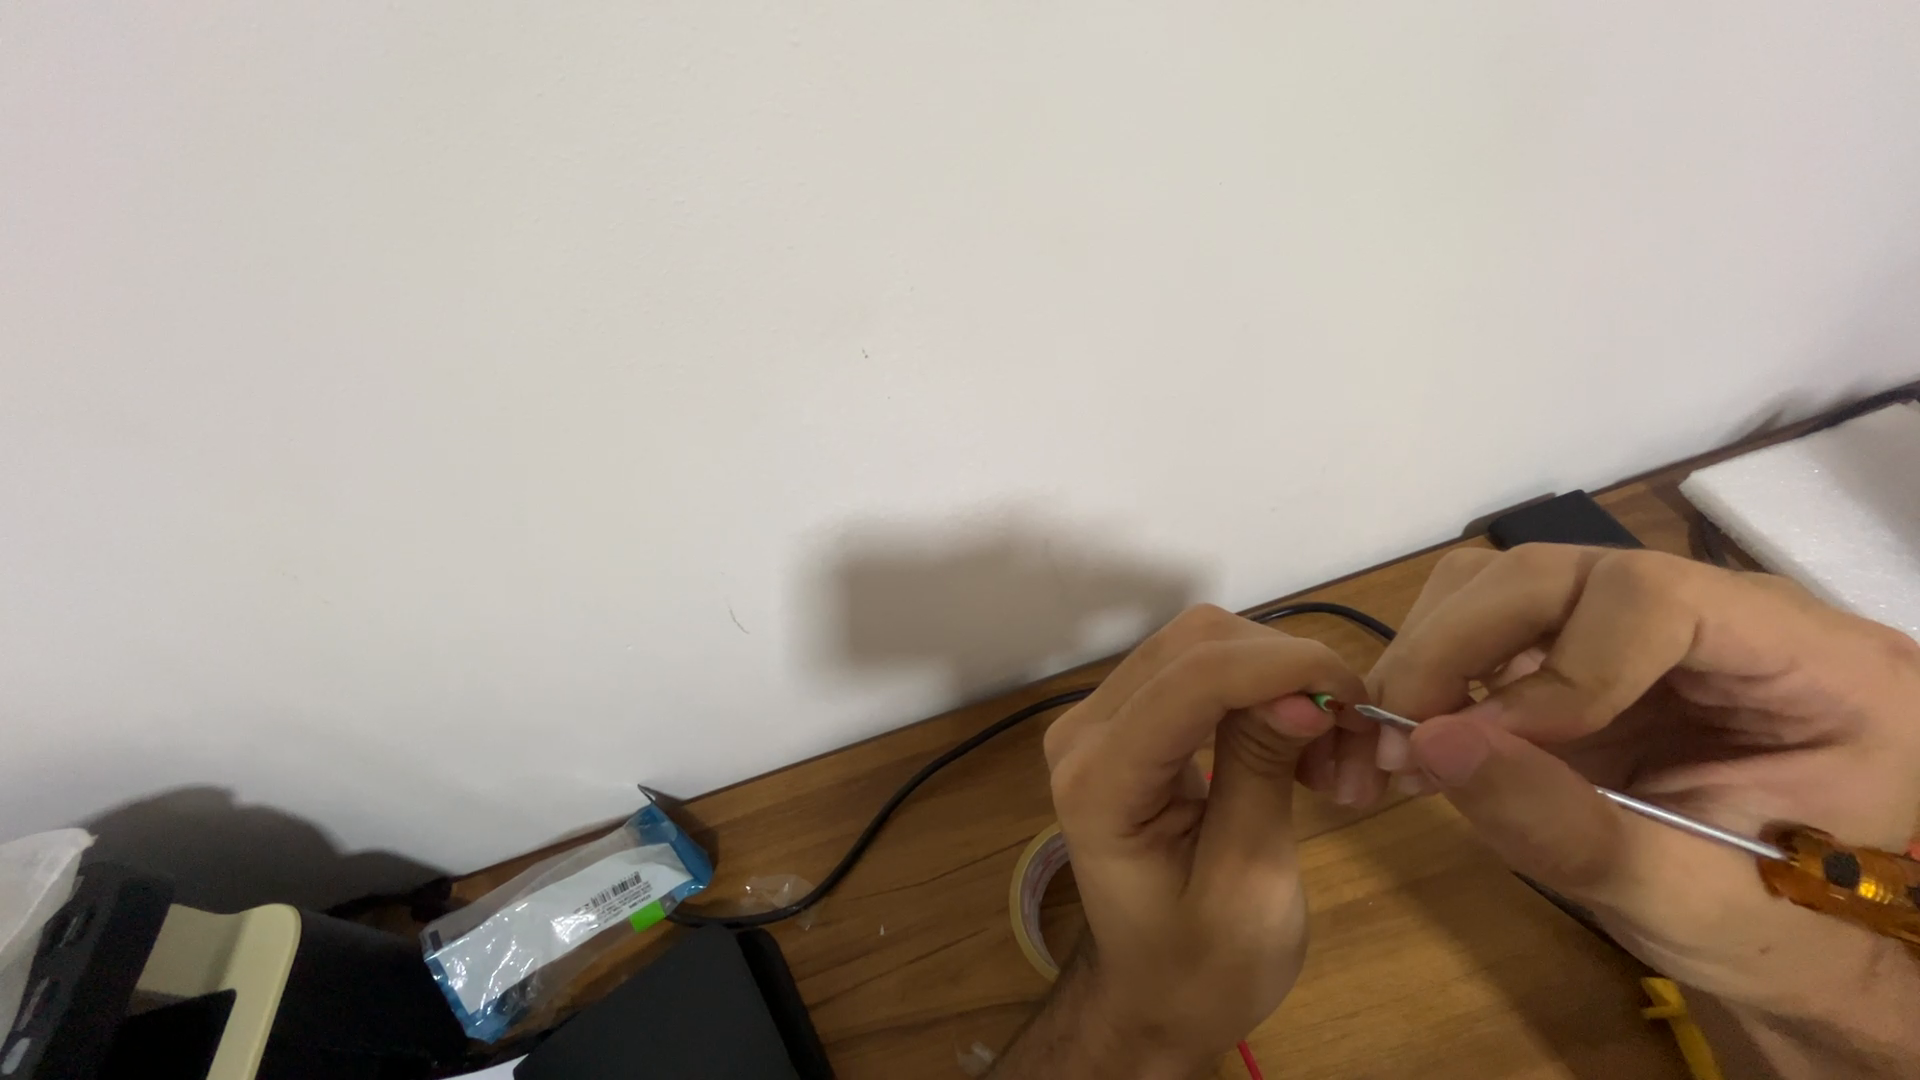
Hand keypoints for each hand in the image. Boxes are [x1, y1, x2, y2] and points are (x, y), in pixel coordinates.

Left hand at [997, 605, 1362, 1076]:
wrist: (1150, 990)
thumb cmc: (1203, 967)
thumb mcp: (1249, 880)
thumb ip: (1262, 769)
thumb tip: (1304, 689)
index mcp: (1100, 782)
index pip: (1191, 680)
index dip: (1282, 669)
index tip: (1359, 702)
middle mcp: (1081, 730)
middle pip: (1192, 643)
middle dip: (1286, 668)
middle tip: (1354, 735)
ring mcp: (1095, 718)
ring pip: (1197, 642)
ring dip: (1276, 673)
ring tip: (1329, 745)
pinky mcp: (1120, 717)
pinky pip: (1193, 667)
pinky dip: (1255, 684)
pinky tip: (1292, 733)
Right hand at [1367, 545, 1919, 1072]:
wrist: (1760, 921)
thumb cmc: (1763, 924)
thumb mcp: (1682, 900)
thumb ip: (1564, 826)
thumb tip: (1429, 741)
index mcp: (1808, 660)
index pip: (1649, 599)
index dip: (1556, 667)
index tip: (1490, 746)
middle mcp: (1710, 606)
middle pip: (1540, 575)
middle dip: (1447, 654)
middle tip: (1395, 739)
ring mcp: (1623, 614)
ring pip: (1485, 584)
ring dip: (1423, 659)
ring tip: (1404, 745)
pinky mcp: (1563, 635)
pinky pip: (1465, 616)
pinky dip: (1422, 671)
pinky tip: (1423, 734)